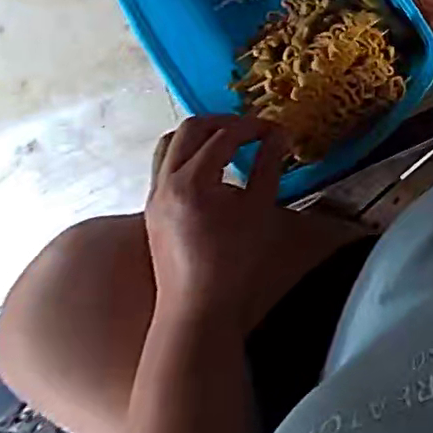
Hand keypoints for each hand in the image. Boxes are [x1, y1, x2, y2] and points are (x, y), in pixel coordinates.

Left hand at [143, 114, 286, 334]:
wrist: (196, 310)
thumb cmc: (233, 260)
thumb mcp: (259, 208)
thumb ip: (268, 165)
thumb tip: (279, 134)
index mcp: (193, 181)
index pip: (225, 135)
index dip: (254, 127)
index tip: (277, 130)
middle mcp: (166, 181)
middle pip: (191, 128)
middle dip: (225, 122)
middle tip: (253, 130)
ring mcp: (154, 194)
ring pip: (171, 142)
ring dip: (201, 134)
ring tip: (230, 142)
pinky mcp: (152, 208)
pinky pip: (165, 164)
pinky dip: (188, 154)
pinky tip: (213, 169)